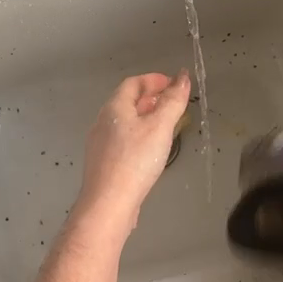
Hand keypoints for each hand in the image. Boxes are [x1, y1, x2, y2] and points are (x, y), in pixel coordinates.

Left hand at [74, 72, 191, 231]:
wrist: (109, 203)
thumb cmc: (135, 160)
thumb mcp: (159, 127)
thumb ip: (172, 101)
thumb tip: (182, 77)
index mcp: (114, 108)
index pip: (133, 83)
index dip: (153, 80)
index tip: (172, 83)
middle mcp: (103, 122)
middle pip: (126, 101)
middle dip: (150, 98)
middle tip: (171, 102)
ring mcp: (100, 144)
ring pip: (124, 122)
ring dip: (144, 117)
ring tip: (164, 125)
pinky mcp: (103, 163)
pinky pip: (122, 140)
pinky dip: (138, 135)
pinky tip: (149, 150)